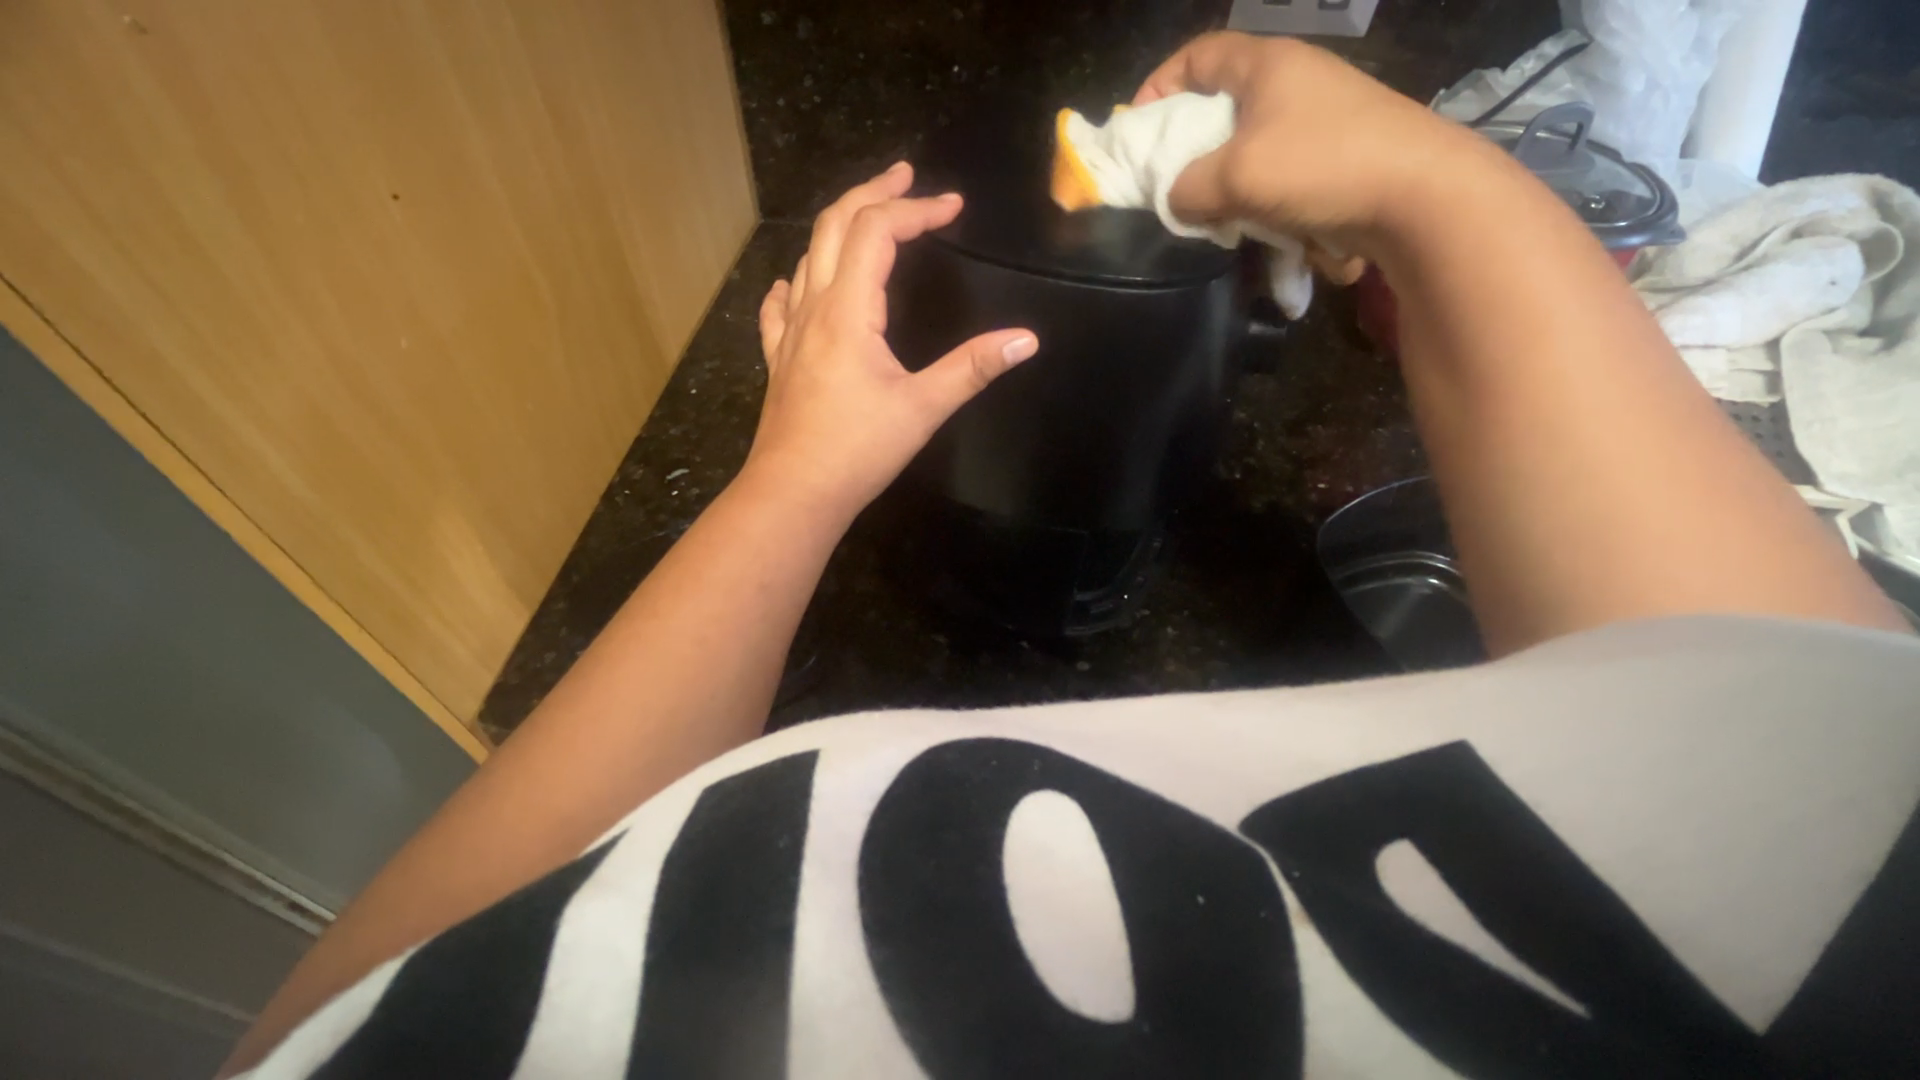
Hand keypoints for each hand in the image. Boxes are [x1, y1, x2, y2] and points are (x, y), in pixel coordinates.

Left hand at [745, 163, 1038, 519]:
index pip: (877, 230)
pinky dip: (797, 280)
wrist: (793, 492)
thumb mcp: (923, 408)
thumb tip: (1027, 339)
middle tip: (907, 175)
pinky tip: (796, 284)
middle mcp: (813, 308)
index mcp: (847, 310)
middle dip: (872, 192)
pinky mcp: (779, 360)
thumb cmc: (857, 450)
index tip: (954, 208)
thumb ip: (972, 368)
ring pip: (807, 257)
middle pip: (833, 225)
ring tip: (869, 217)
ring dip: (839, 227)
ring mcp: (789, 333)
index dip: (917, 209)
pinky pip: (781, 305)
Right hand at [1136, 33, 1505, 250]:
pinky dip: (1263, 201)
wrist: (1419, 197)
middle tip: (1169, 182)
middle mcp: (1295, 83)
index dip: (1160, 84)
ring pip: (1251, 148)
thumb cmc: (1319, 166)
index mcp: (1267, 65)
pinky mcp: (1340, 158)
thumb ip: (1187, 188)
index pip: (1199, 55)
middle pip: (1222, 105)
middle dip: (1191, 146)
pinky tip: (1261, 230)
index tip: (1139, 126)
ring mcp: (1322, 121)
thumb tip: (1175, 199)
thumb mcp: (1235, 177)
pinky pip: (1282, 176)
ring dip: (1226, 184)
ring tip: (1215, 217)